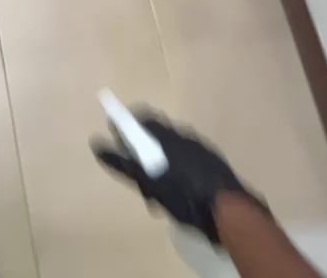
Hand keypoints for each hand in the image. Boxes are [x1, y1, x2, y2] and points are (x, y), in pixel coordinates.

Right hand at [91, 111, 263, 243]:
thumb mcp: (149, 182)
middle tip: (139, 175)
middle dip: (143, 149)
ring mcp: (200, 147)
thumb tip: (96, 144)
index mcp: (164, 134)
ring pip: (172, 148)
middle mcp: (182, 134)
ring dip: (161, 161)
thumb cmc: (184, 195)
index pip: (139, 116)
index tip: (117, 140)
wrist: (231, 211)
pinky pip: (189, 159)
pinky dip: (179, 170)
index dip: (126, 124)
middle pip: (156, 133)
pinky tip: (181, 191)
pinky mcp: (214, 162)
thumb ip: (123, 164)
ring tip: (159, 189)